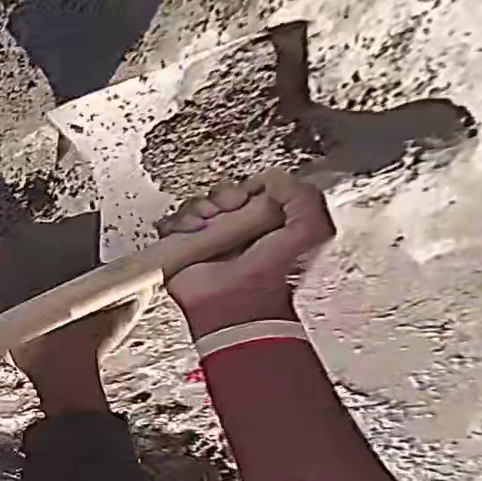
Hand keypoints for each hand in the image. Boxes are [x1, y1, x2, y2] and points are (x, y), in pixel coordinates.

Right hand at [155, 169, 335, 334]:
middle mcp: (236, 230)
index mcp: (266, 223)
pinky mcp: (180, 249)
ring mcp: (207, 239)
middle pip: (220, 195)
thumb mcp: (311, 231)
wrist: (236, 302)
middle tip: (227, 211)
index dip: (249, 187)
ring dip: (198, 210)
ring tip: (206, 225)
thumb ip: (303, 197)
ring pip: (194, 206)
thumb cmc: (274, 276)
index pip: (251, 190)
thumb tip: (274, 178)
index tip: (249, 196)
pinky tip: (190, 233)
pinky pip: (170, 223)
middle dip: (222, 197)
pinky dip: (176, 224)